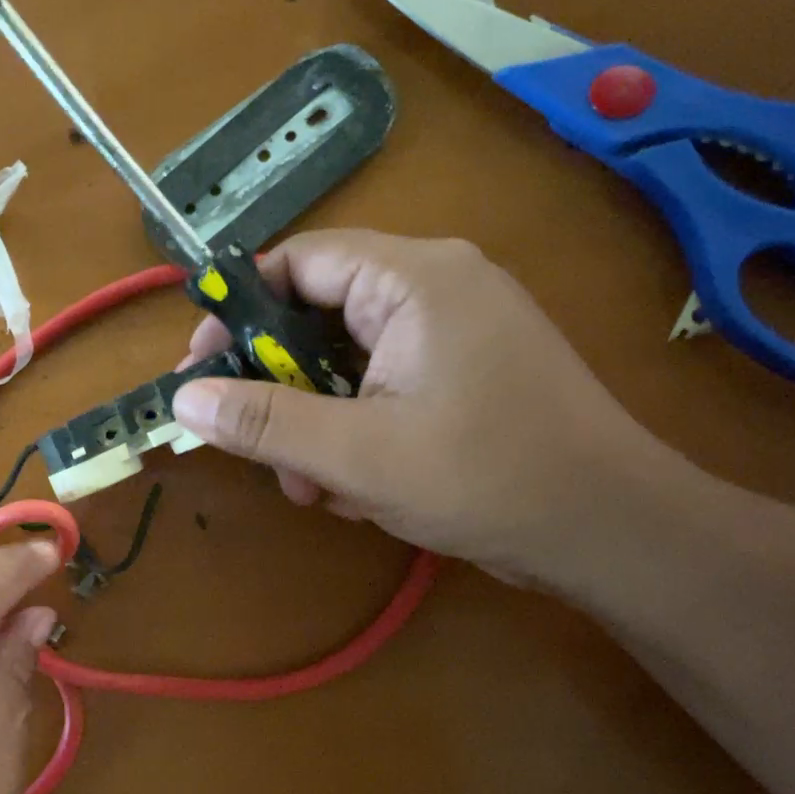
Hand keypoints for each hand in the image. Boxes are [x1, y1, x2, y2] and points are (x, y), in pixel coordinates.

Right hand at [172, 229, 677, 581]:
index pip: (298, 261)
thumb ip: (264, 422)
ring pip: (343, 362)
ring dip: (312, 424)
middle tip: (256, 448)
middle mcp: (435, 288)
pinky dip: (352, 433)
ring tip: (314, 487)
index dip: (238, 312)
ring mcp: (453, 333)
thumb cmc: (486, 478)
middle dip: (278, 389)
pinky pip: (378, 387)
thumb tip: (183, 398)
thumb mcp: (356, 455)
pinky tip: (355, 488)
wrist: (611, 531)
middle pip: (317, 316)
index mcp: (415, 279)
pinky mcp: (462, 374)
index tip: (200, 373)